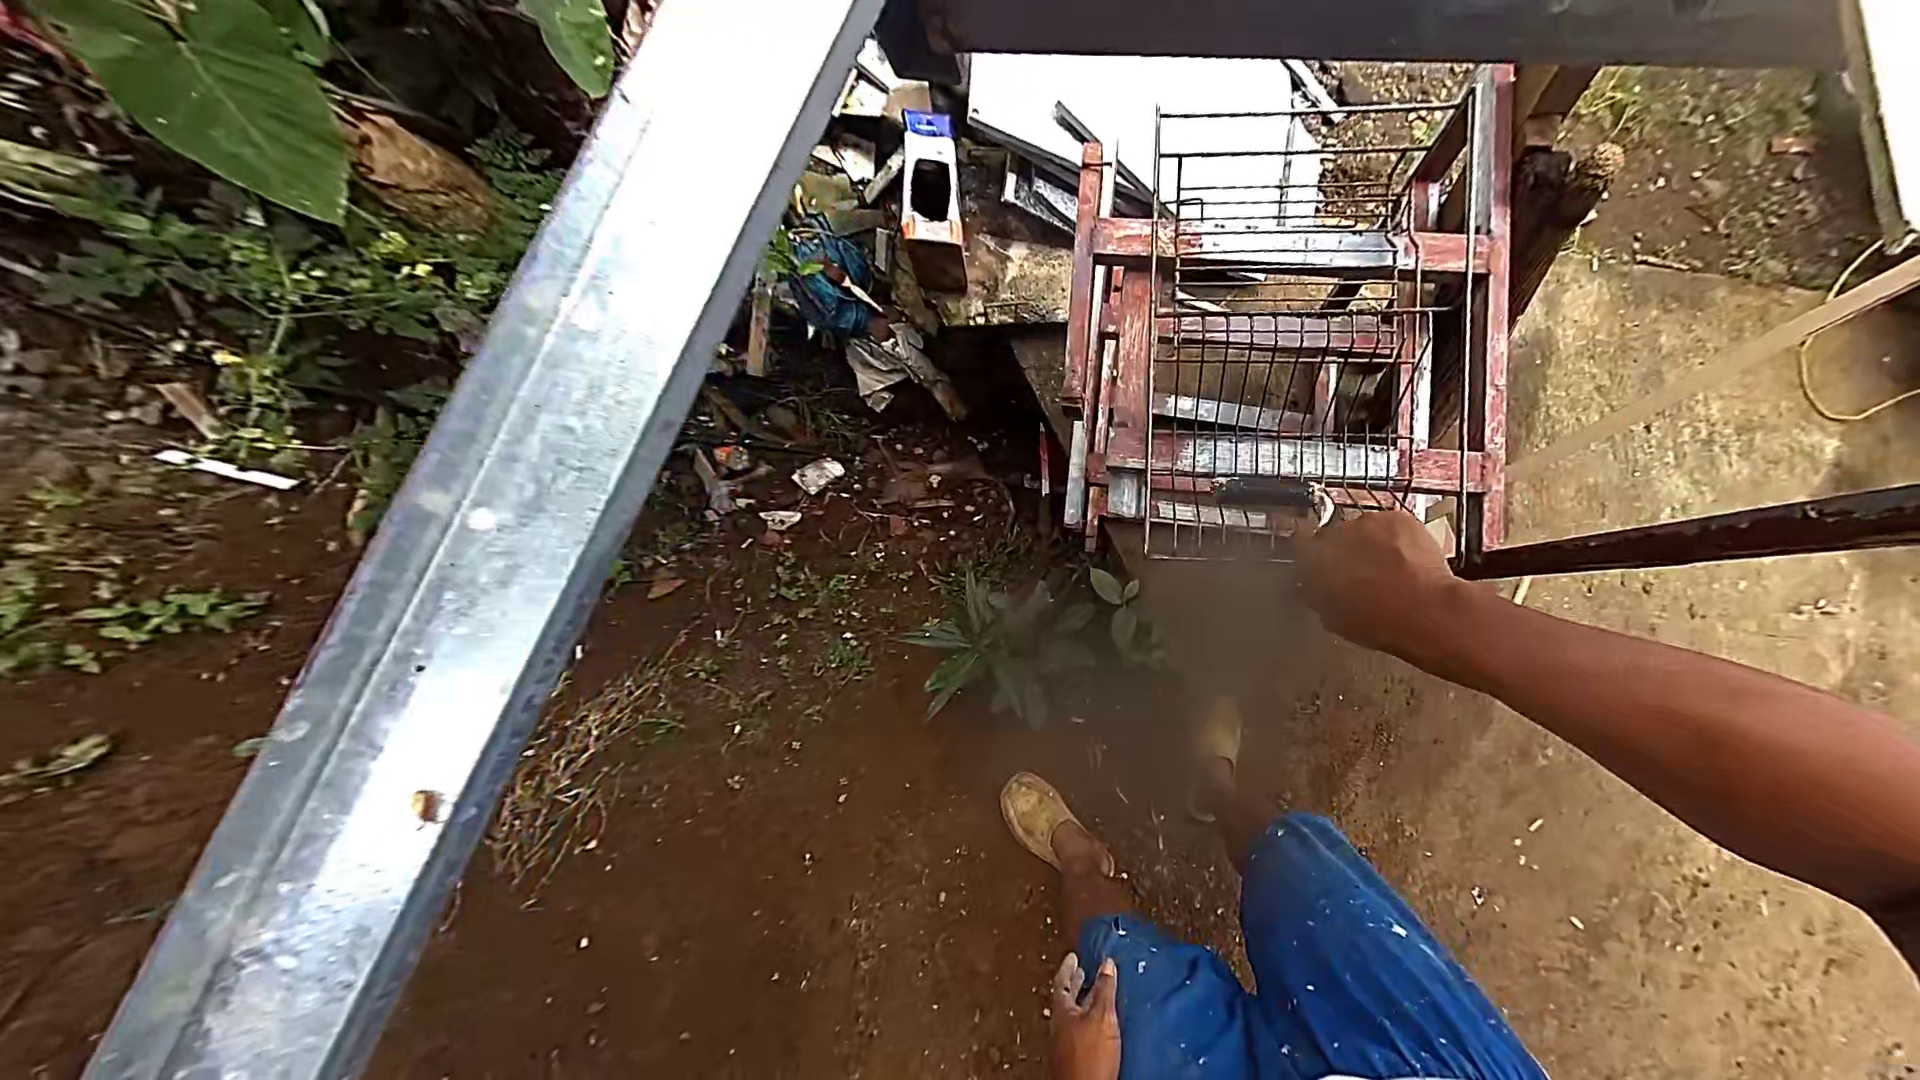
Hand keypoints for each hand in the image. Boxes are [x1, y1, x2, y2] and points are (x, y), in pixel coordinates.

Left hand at [1049, 953, 1119, 1079]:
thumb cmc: (1091, 1054)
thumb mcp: (1102, 1017)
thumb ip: (1105, 990)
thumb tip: (1107, 963)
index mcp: (1061, 1010)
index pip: (1062, 982)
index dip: (1068, 968)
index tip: (1073, 956)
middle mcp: (1059, 1024)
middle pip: (1065, 999)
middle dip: (1075, 984)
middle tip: (1082, 972)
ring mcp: (1063, 1043)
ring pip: (1071, 1015)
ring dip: (1081, 1003)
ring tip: (1094, 996)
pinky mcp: (1072, 1058)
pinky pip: (1077, 1030)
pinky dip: (1085, 1020)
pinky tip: (1097, 1026)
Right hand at [1292, 509, 1460, 655]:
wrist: (1427, 611)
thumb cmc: (1377, 620)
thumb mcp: (1332, 617)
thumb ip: (1315, 595)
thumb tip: (1310, 588)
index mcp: (1313, 557)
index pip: (1299, 543)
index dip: (1310, 554)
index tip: (1318, 563)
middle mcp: (1335, 533)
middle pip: (1333, 535)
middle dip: (1344, 550)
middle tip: (1360, 571)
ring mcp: (1368, 523)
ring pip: (1364, 529)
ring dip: (1371, 542)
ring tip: (1389, 566)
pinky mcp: (1398, 518)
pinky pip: (1391, 525)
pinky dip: (1396, 538)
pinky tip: (1407, 558)